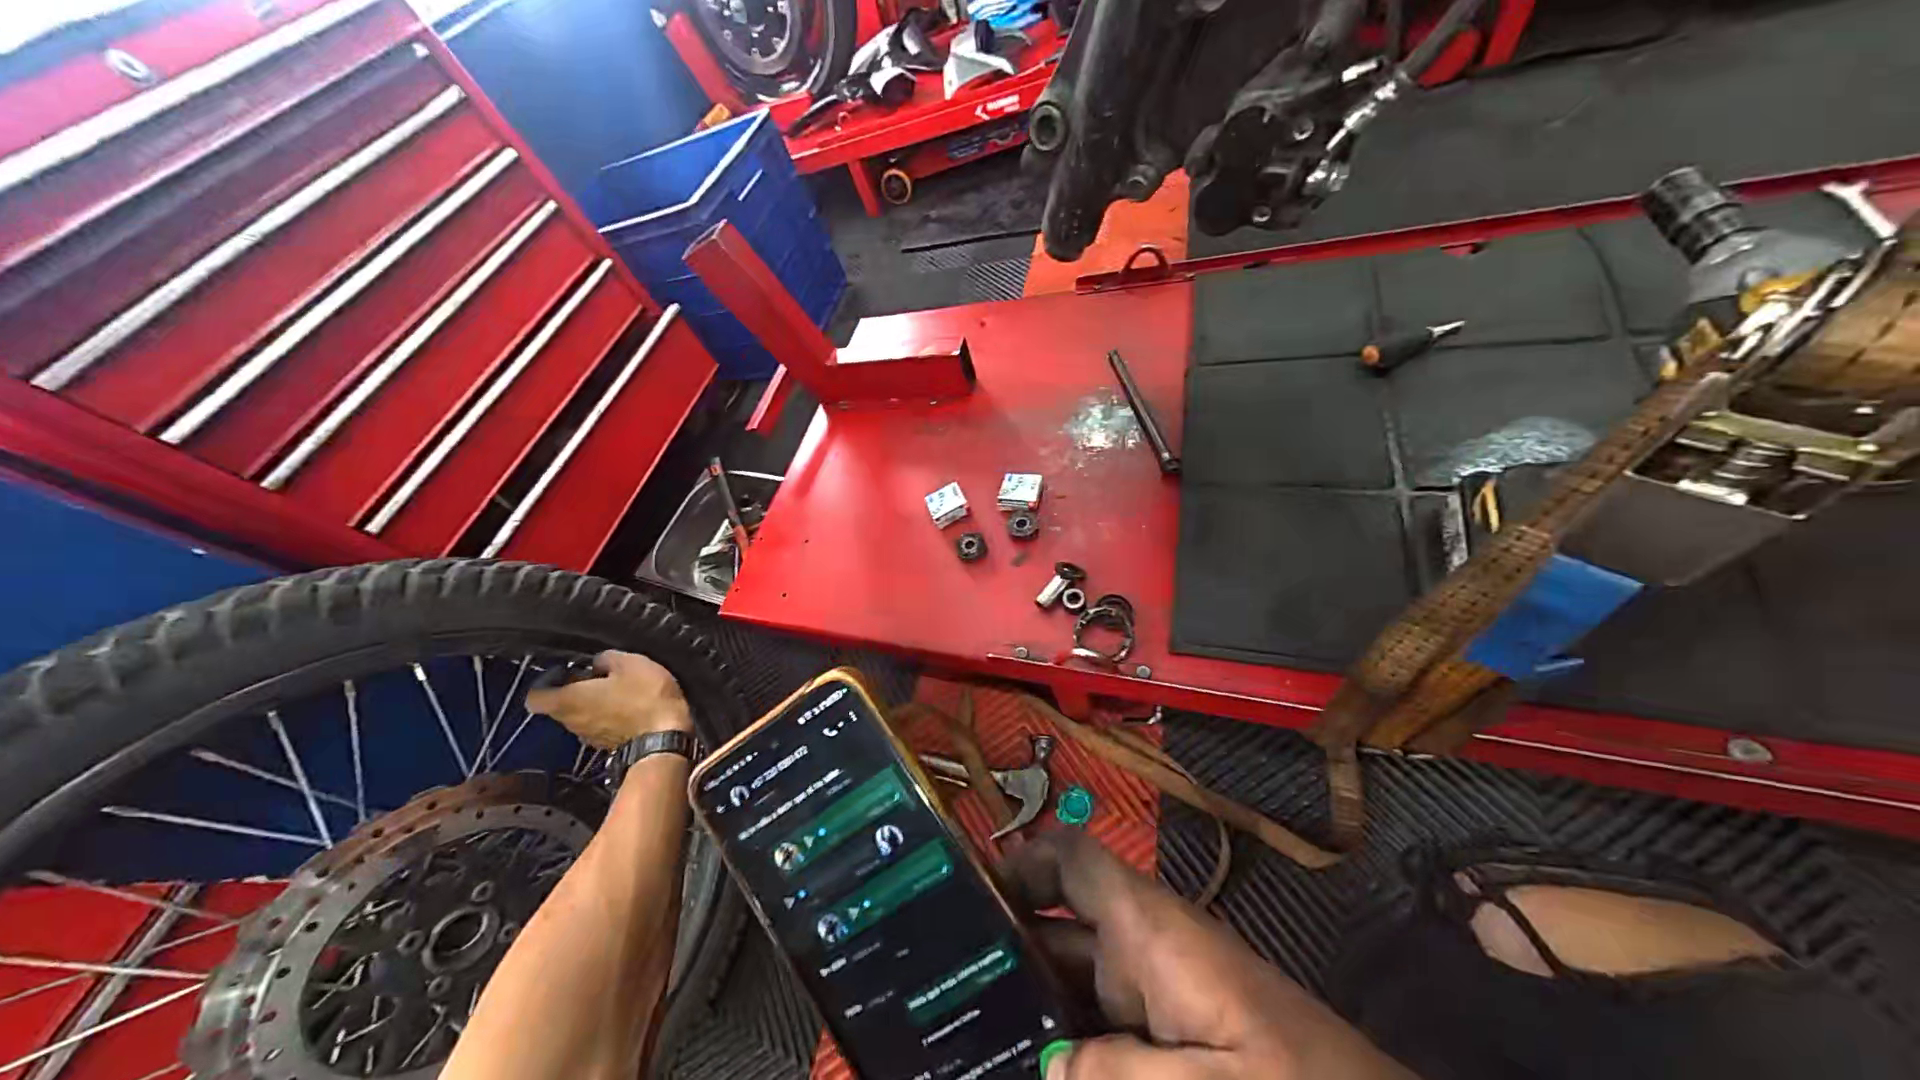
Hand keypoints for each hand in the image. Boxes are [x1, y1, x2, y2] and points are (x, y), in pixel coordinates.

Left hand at [524, 651, 692, 748]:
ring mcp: (589, 737)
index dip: (545, 682)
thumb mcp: (630, 663)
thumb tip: (598, 664)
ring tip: (618, 690)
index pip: (534, 697)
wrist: (666, 738)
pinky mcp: (607, 745)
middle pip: (558, 706)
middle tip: (598, 677)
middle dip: (573, 691)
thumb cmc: (644, 697)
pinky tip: (630, 707)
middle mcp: (571, 722)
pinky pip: (598, 728)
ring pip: (578, 717)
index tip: (565, 671)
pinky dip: (607, 718)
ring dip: (591, 705)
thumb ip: (606, 659)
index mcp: (569, 700)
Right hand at [1002, 830, 1413, 1079]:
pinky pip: (1096, 1018)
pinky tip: (1030, 1063)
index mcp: (1148, 930)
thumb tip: (1051, 1065)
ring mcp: (1153, 988)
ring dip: (1025, 999)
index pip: (1073, 859)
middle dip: (1000, 946)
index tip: (962, 893)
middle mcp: (1141, 945)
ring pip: (1069, 977)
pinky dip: (1060, 1037)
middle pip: (1054, 921)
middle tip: (939, 985)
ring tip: (965, 1029)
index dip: (1017, 859)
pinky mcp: (1167, 1028)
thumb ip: (1120, 1073)